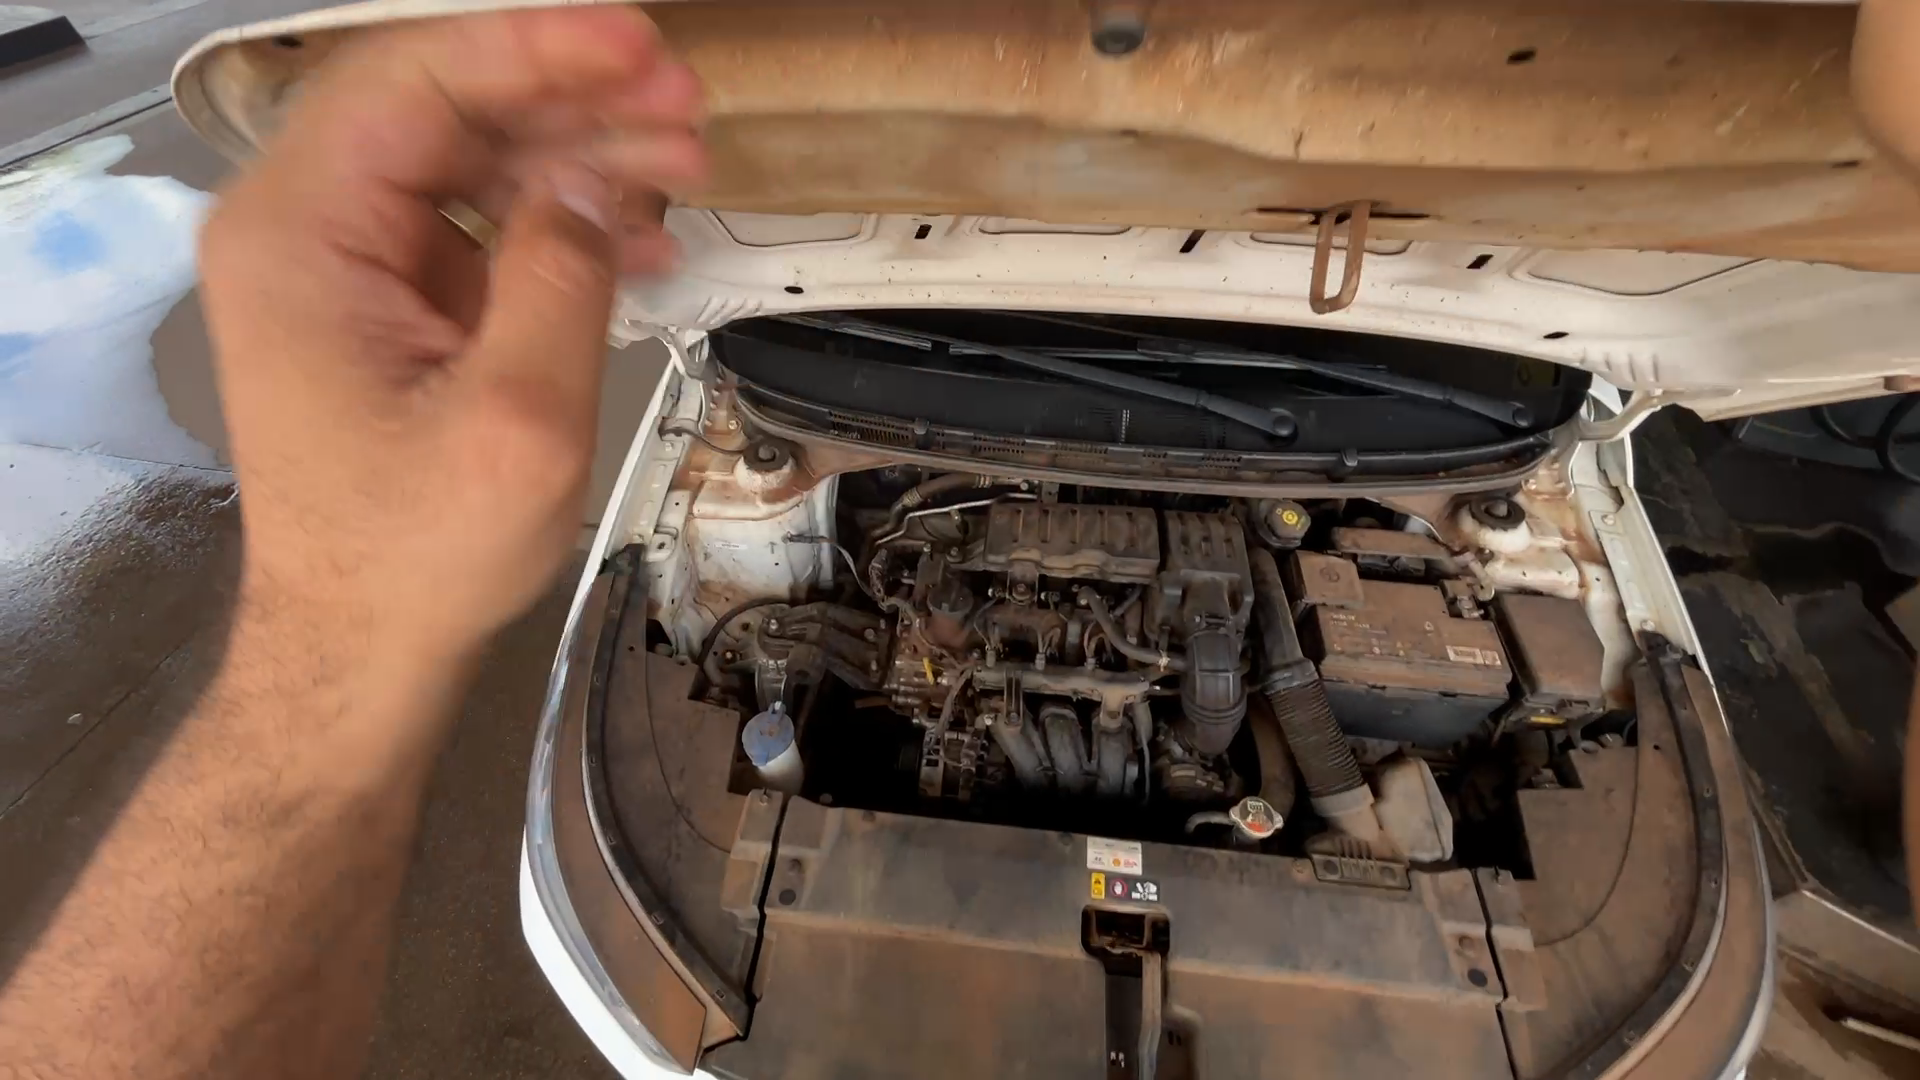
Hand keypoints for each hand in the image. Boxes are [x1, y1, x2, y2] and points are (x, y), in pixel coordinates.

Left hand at [198, 8, 705, 670]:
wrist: (373, 636)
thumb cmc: (432, 545)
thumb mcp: (518, 415)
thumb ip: (558, 282)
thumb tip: (597, 192)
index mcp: (308, 236)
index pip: (418, 85)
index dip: (538, 50)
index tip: (641, 41)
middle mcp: (318, 234)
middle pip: (453, 119)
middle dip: (578, 106)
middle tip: (688, 108)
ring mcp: (365, 275)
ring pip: (481, 176)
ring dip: (585, 166)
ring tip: (687, 169)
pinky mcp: (408, 317)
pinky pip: (492, 241)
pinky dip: (570, 234)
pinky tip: (645, 244)